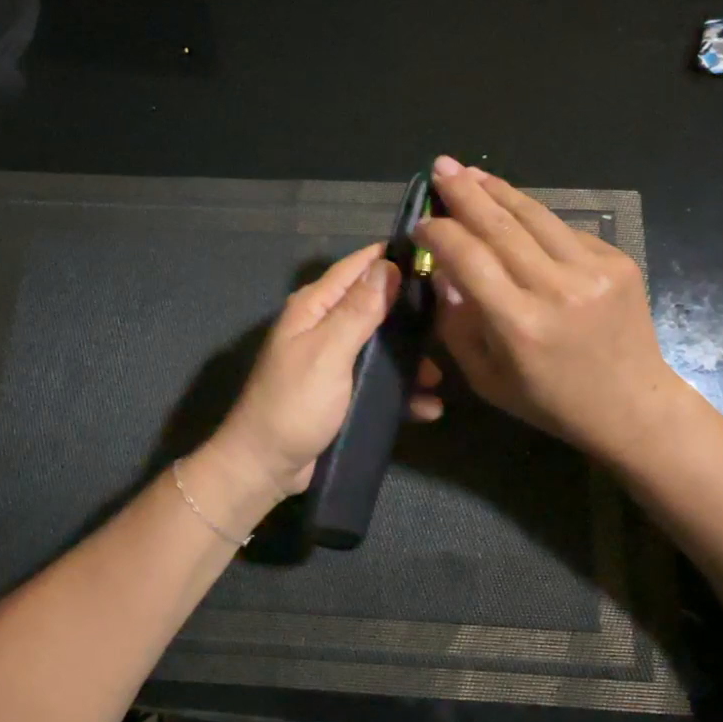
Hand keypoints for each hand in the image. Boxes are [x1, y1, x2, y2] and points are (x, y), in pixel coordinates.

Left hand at [206, 243, 443, 505]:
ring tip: (439, 374)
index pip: (358, 266)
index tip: (441, 257)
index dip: (394, 258)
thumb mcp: (329, 352)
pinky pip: (379, 382)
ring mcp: (334, 360)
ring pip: (383, 346)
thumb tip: (388, 264)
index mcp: (314, 307)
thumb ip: (359, 309)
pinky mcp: (343, 392)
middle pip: (376, 305)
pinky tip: (428, 406)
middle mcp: (324, 326)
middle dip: (412, 312)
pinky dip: (402, 391)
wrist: (267, 465)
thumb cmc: (295, 402)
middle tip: (455, 319)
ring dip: (411, 358)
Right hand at [413, 156, 689, 459]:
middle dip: (465, 193)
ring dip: (499, 191)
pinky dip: (533, 221)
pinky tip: (514, 215)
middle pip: (500, 225)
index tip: (420, 223)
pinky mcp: (617, 261)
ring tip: (471, 173)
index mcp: (519, 324)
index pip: (469, 259)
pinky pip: (563, 231)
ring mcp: (593, 270)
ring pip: (535, 215)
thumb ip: (457, 323)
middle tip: (440, 167)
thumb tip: (442, 271)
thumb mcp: (486, 377)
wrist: (631, 406)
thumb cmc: (548, 400)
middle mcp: (557, 289)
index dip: (439, 233)